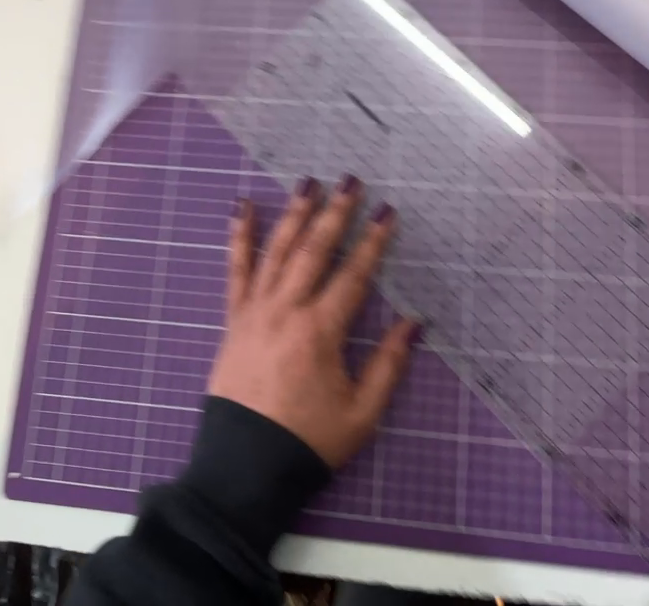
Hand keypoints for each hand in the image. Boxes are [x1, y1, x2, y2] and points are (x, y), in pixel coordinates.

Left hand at [208, 176, 418, 466]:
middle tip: (351, 181)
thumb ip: (389, 364)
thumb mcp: (362, 414)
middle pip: (314, 250)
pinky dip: (240, 237)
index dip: (373, 241)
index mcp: (320, 330)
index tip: (387, 211)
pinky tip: (243, 207)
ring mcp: (255, 311)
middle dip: (335, 213)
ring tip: (308, 182)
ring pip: (277, 251)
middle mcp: (286, 310)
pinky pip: (236, 270)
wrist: (243, 468)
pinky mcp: (234, 319)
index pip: (353, 274)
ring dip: (294, 214)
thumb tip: (414, 322)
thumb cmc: (308, 442)